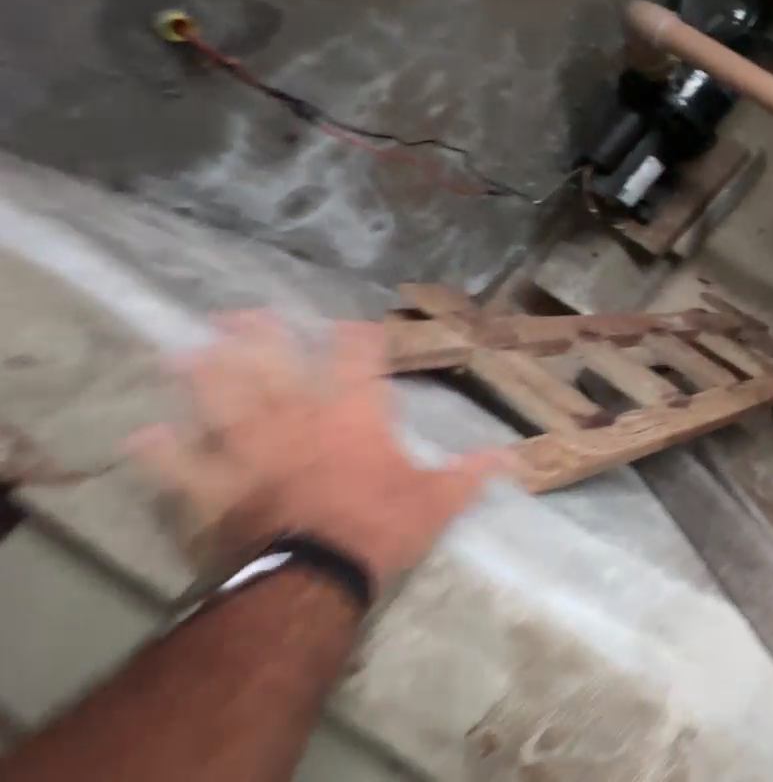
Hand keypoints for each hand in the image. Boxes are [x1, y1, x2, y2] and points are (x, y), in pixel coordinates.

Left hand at [128, 312, 502, 595]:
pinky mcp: (218, 490)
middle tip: (239, 313)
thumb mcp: (439, 500)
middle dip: (262, 341)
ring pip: (224, 406)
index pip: (359, 364)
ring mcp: (253, 455)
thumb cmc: (380, 527)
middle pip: (278, 371)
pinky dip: (165, 453)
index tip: (351, 321)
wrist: (311, 576)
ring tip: (186, 354)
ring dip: (205, 380)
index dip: (355, 339)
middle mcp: (301, 424)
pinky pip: (184, 467)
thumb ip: (470, 473)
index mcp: (357, 419)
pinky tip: (142, 437)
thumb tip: (514, 455)